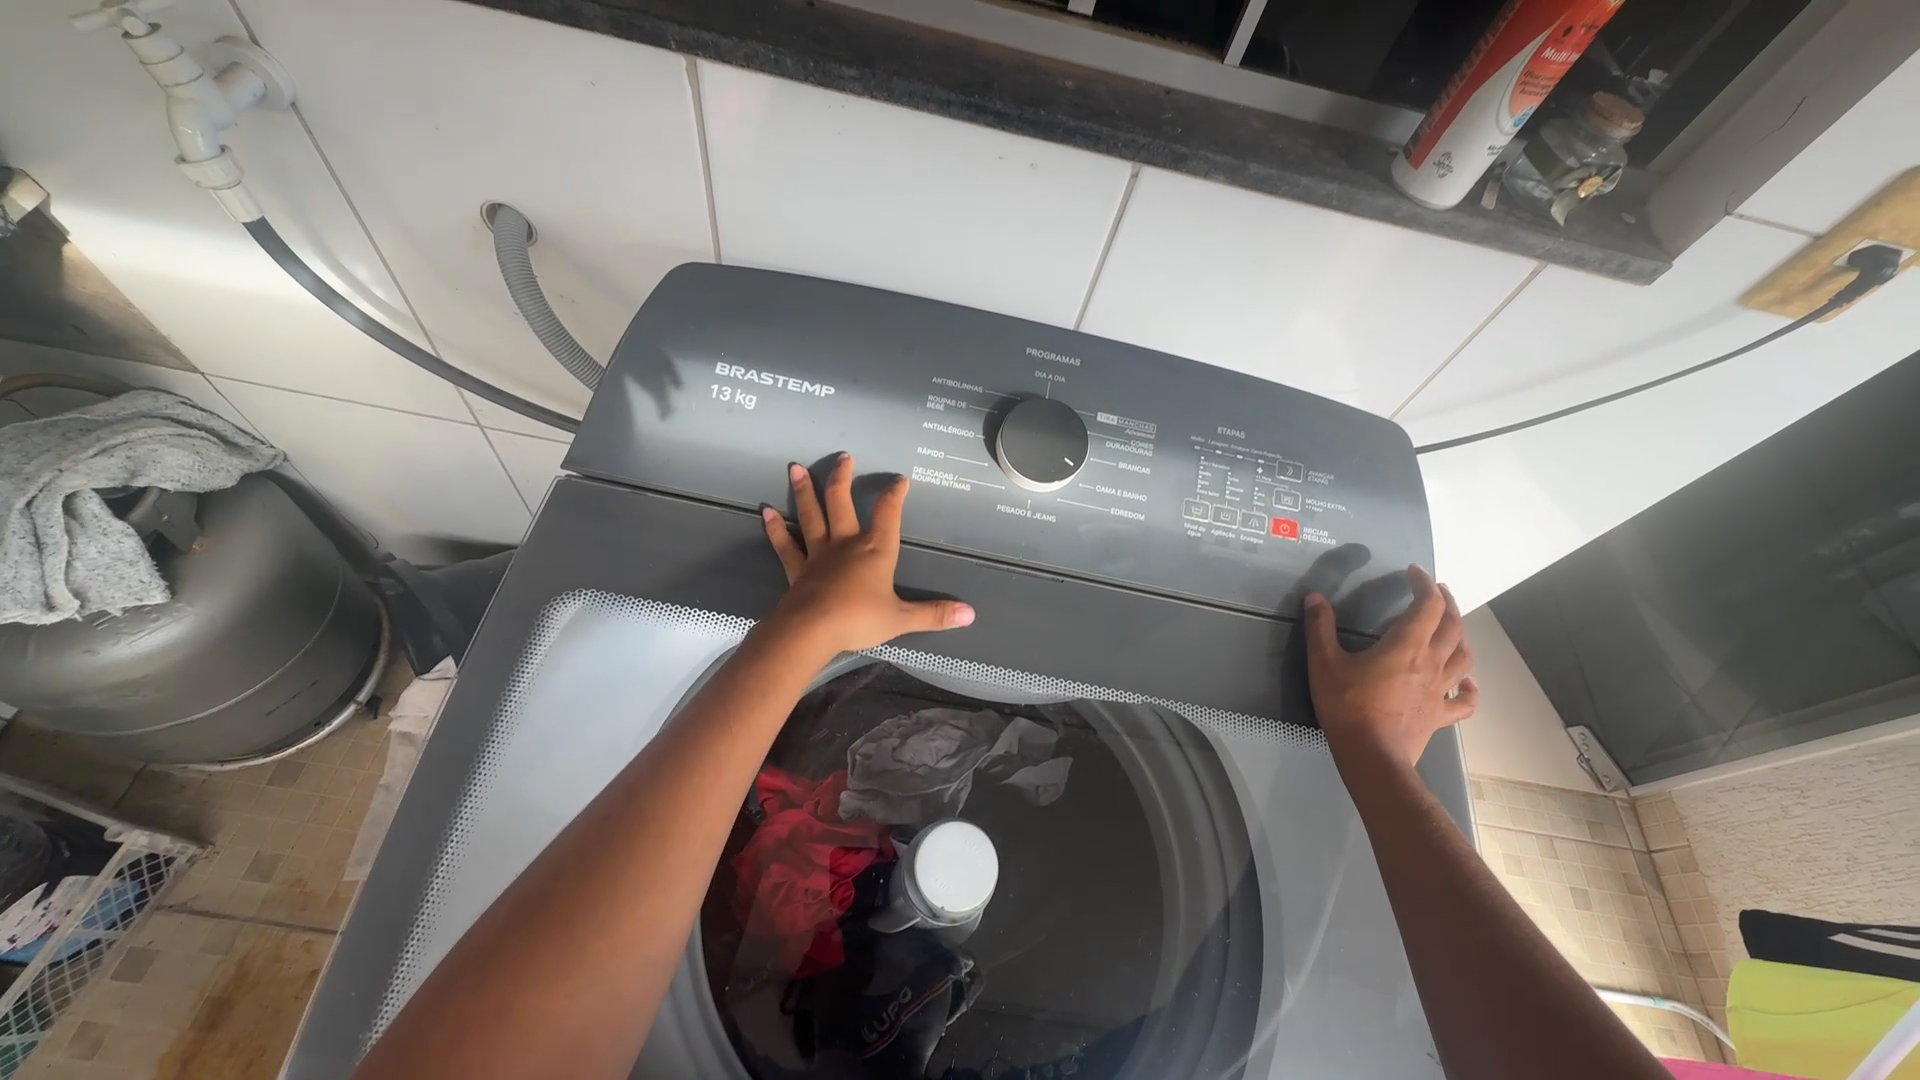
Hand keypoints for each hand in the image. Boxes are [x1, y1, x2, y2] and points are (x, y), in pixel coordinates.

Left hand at [760, 454, 974, 653]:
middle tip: (843, 457)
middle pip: (842, 502)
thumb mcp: (902, 619)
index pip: (888, 514)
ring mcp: (818, 554)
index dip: (895, 495)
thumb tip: (970, 614)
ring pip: (811, 515)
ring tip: (795, 467)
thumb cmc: (859, 620)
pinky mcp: (796, 569)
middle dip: (843, 478)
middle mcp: (846, 543)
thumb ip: (934, 614)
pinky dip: (776, 528)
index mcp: (876, 550)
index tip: (900, 479)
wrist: (812, 630)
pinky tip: (767, 512)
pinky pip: (786, 544)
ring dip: (804, 491)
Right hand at [1303, 565, 1476, 770]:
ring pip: (1463, 656)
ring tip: (1451, 627)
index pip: (1427, 605)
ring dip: (1460, 636)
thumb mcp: (1323, 663)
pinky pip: (1465, 700)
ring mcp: (1440, 690)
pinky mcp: (1440, 714)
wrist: (1372, 755)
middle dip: (1446, 603)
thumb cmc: (1347, 705)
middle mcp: (1431, 662)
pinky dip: (1469, 688)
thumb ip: (1320, 627)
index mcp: (1406, 645)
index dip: (1424, 584)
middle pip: (1452, 626)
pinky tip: (1467, 682)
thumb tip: (1315, 597)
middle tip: (1436, 590)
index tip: (1413, 572)